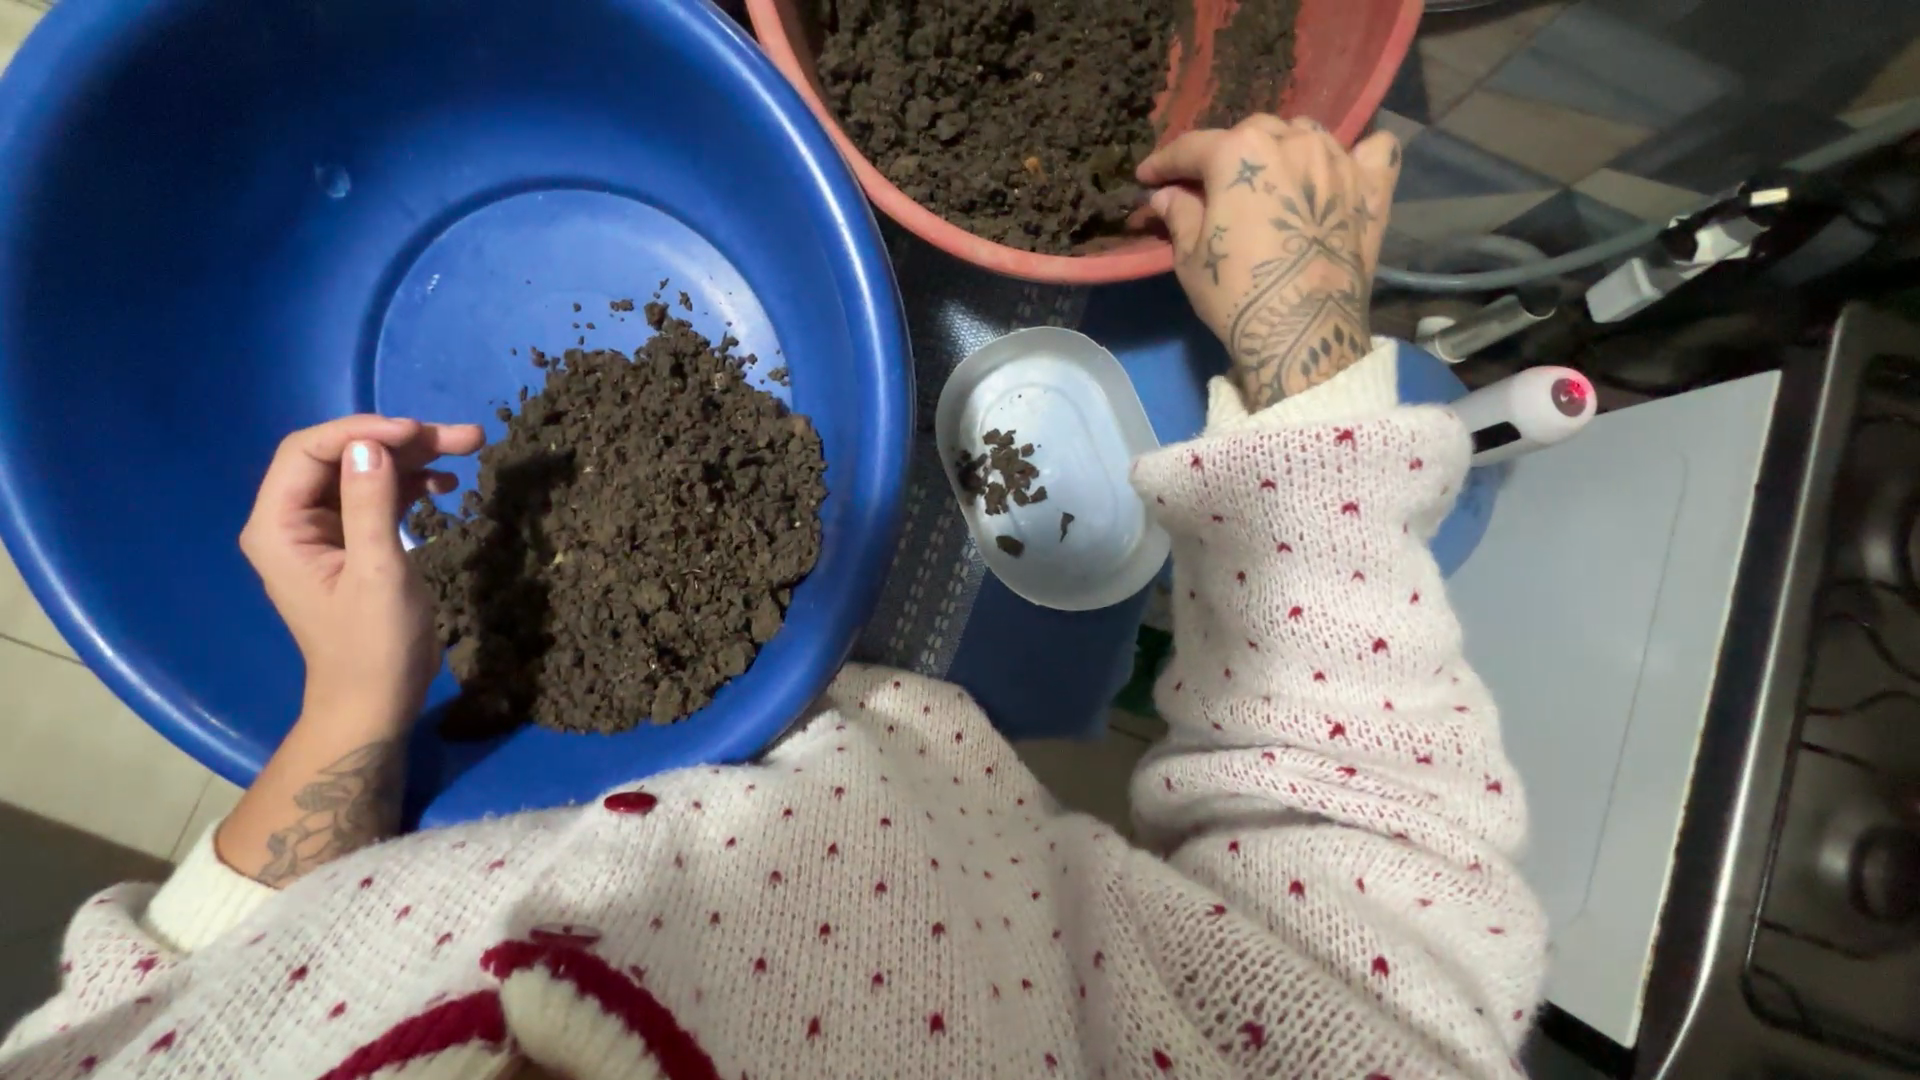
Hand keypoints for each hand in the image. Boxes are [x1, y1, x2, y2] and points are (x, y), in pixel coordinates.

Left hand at [238, 415, 483, 726]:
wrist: (377, 696)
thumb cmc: (374, 642)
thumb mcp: (378, 571)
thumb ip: (371, 506)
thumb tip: (372, 446)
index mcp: (280, 526)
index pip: (310, 452)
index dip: (364, 432)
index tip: (422, 432)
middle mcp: (294, 520)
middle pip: (342, 457)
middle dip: (402, 441)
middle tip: (466, 437)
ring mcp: (326, 532)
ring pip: (366, 473)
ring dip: (415, 459)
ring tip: (468, 450)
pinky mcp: (355, 543)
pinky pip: (379, 497)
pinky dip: (413, 485)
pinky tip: (447, 485)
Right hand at [1138, 115, 1401, 408]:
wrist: (1301, 331)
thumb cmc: (1235, 293)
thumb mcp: (1191, 257)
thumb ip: (1178, 214)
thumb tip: (1166, 196)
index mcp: (1240, 152)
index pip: (1193, 147)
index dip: (1165, 163)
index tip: (1147, 176)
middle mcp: (1293, 140)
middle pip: (1252, 133)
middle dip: (1225, 153)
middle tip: (1210, 185)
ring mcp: (1339, 160)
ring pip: (1305, 135)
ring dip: (1282, 150)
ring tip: (1270, 179)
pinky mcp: (1373, 187)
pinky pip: (1371, 150)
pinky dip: (1354, 155)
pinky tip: (1340, 171)